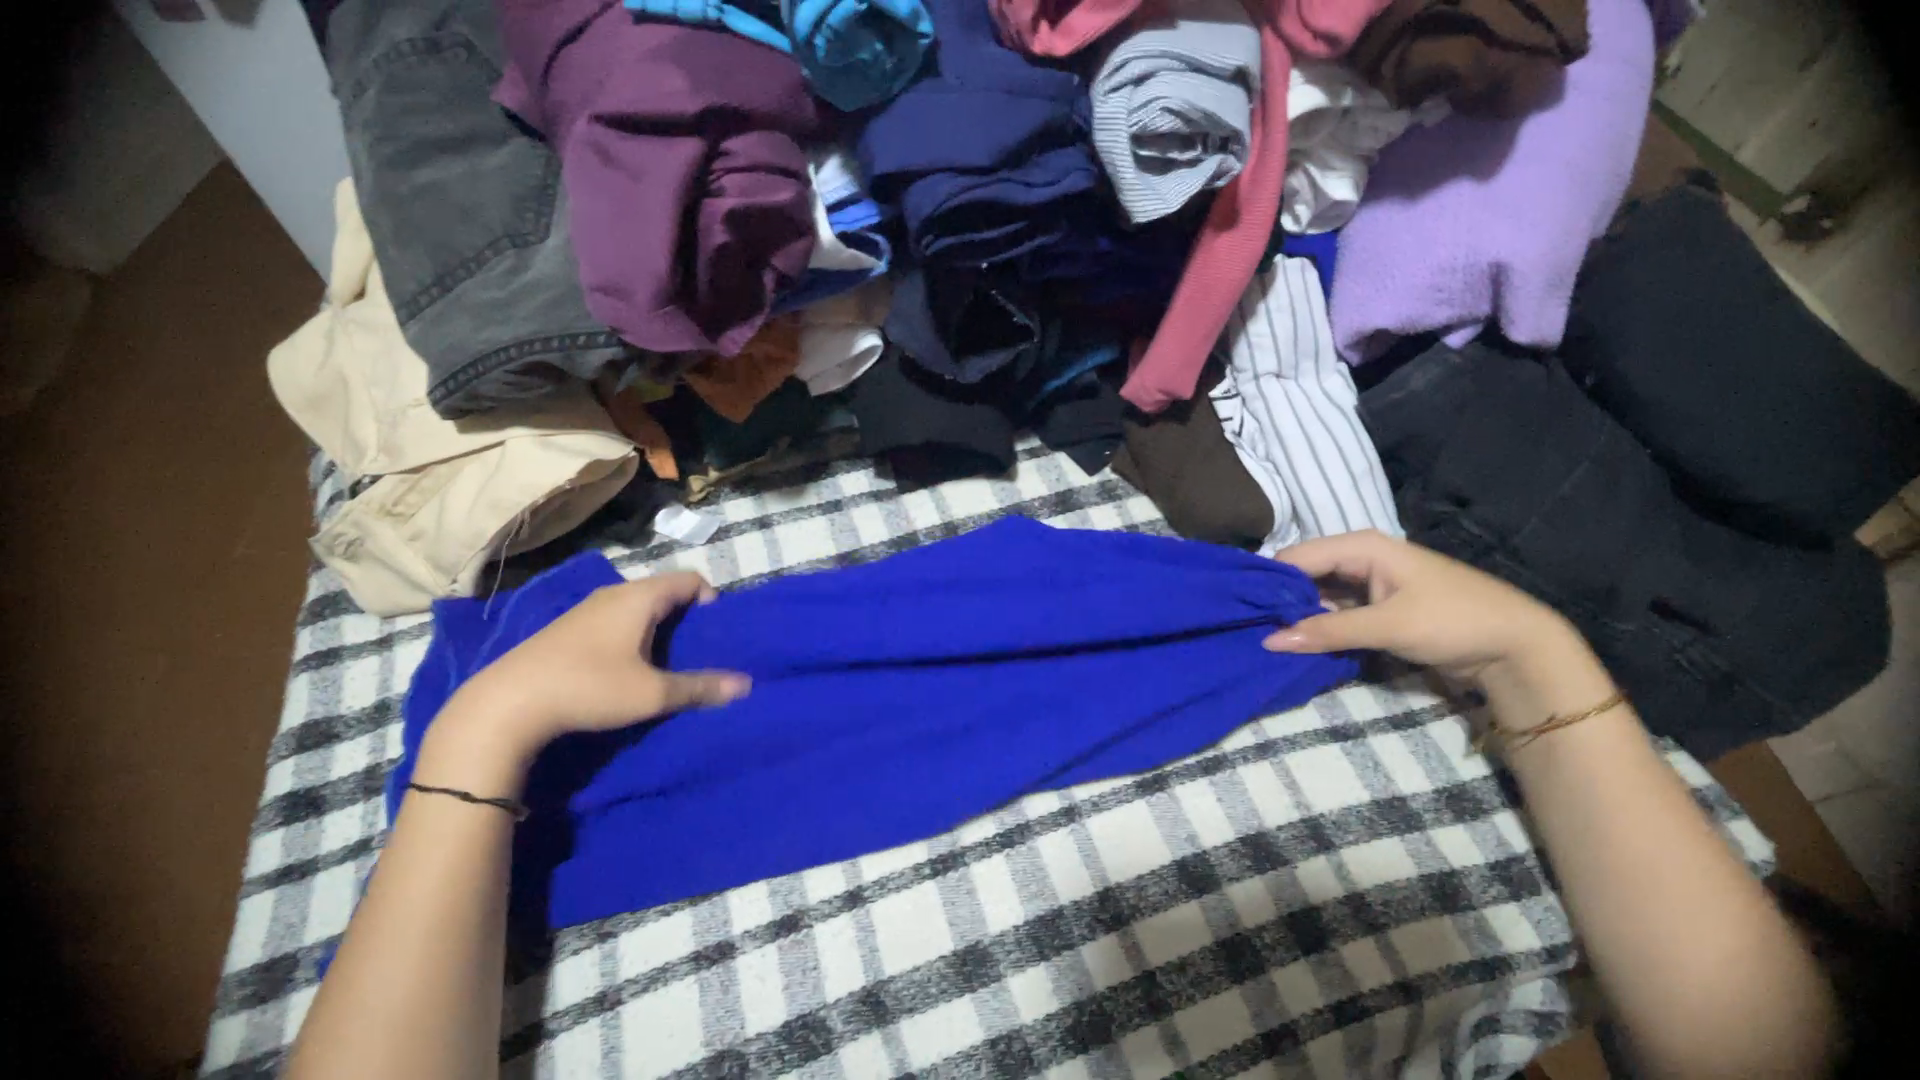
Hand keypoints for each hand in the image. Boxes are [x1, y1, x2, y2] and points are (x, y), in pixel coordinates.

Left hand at [444, 572, 750, 756]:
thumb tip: (745, 685)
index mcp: (640, 597)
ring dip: (658, 630)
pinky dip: (632, 637)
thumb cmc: (589, 687)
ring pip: (638, 608)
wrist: (507, 704)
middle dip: (687, 618)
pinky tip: (627, 670)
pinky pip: (615, 621)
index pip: (690, 580)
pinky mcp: (567, 630)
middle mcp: (614, 593)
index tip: (718, 634)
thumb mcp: (652, 694)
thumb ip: (700, 687)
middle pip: (664, 592)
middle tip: (698, 652)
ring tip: (666, 664)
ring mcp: (587, 610)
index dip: (711, 601)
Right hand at [1262, 530, 1579, 682]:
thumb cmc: (1455, 621)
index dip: (1267, 581)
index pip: (1296, 557)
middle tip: (1244, 627)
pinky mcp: (1375, 608)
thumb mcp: (1388, 626)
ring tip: (1260, 636)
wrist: (1517, 646)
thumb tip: (1268, 640)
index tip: (1238, 610)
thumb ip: (1327, 632)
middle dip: (1277, 599)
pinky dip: (1316, 626)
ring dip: (1295, 615)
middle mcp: (1359, 558)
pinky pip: (1333, 612)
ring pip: (1315, 595)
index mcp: (1362, 546)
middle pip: (1302, 574)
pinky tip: (1294, 642)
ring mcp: (1367, 584)